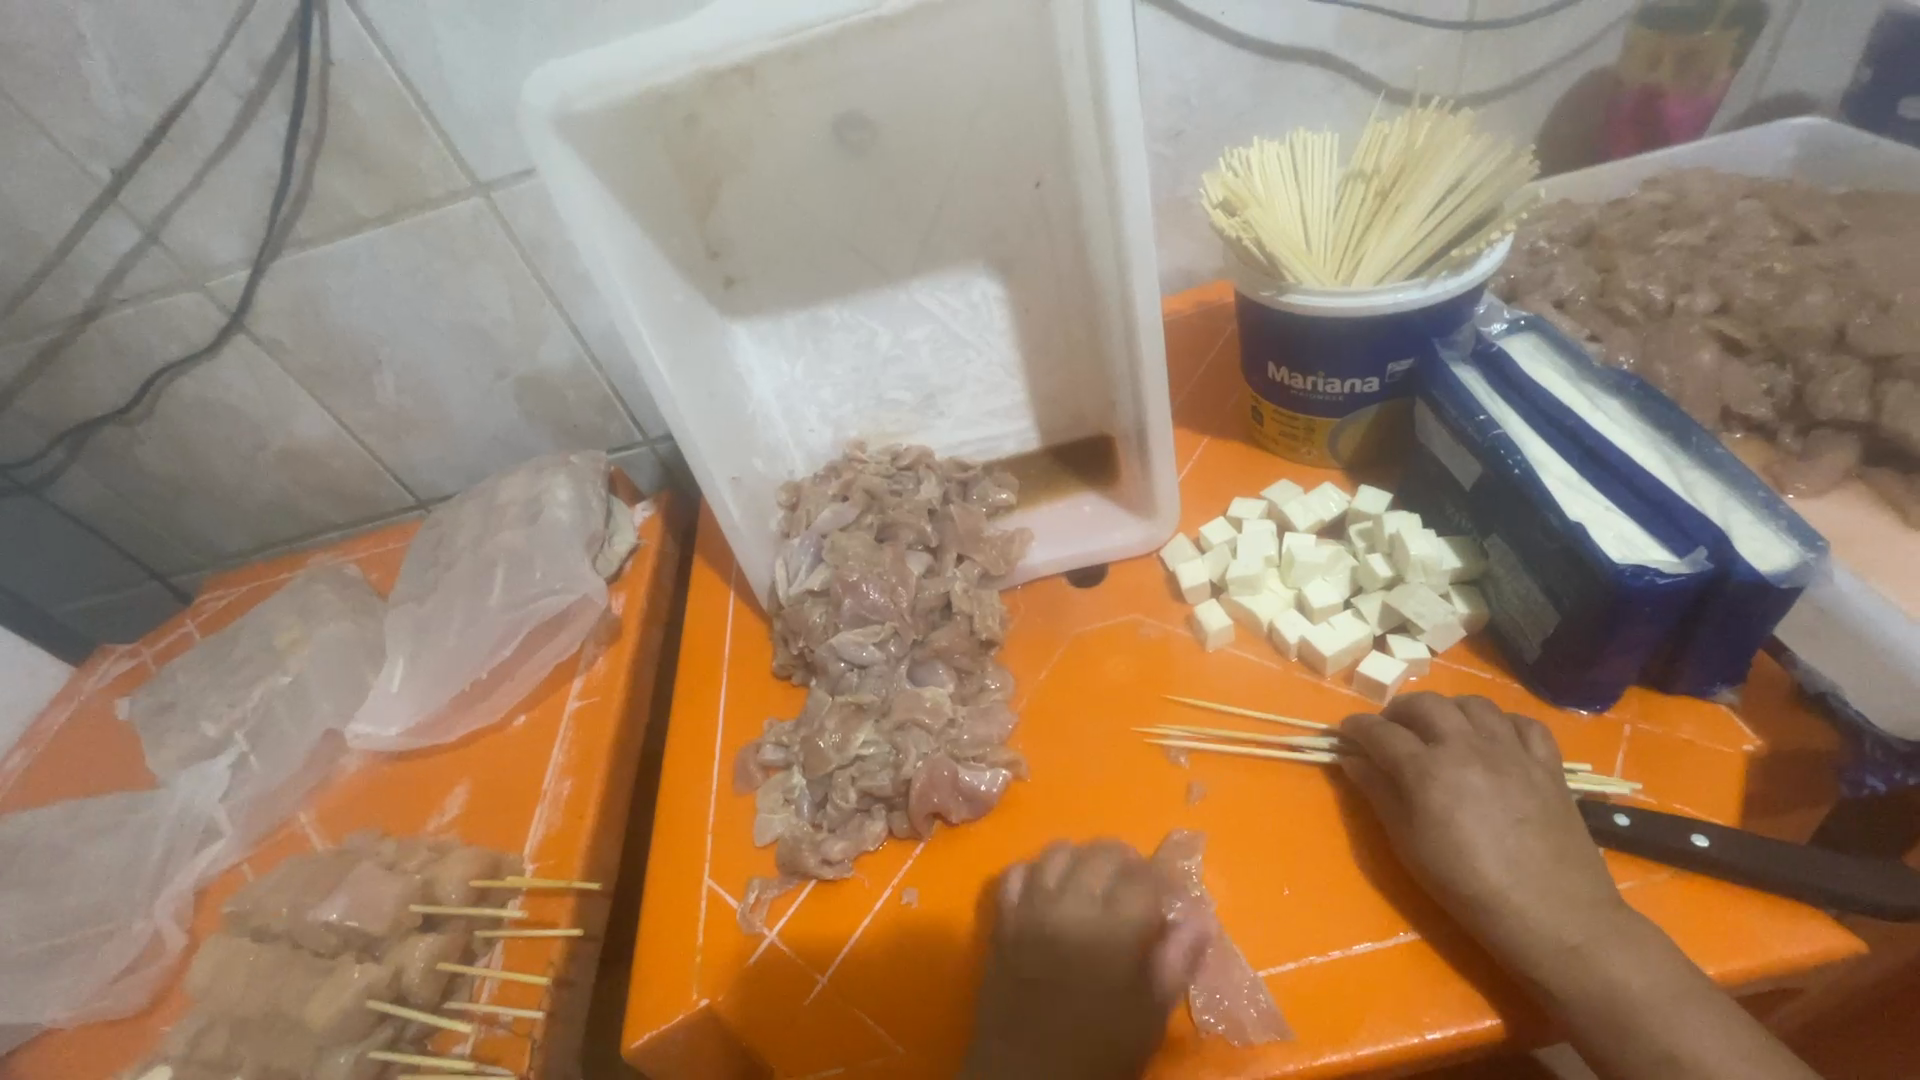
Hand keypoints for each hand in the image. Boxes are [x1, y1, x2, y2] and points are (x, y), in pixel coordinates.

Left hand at [962, 839, 1211, 1079]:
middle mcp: (1069, 903)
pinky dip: (1038, 871)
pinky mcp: (1001, 918)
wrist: (1026, 1078)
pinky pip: (1017, 871)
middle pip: (1102, 851)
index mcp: (1113, 928)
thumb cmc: (1099, 1051)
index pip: (1145, 875)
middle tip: (1137, 887)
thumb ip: (1178, 958)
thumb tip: (1201, 916)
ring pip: (1058, 851)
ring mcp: (1030, 906)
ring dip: (1082, 858)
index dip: (1163, 879)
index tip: (1170, 897)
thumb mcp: (1150, 1014)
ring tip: (1094, 883)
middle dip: (1127, 862)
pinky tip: (1050, 891)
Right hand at [1339, 693, 1631, 975]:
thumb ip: (1378, 792)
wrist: (1551, 915)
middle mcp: (1467, 747)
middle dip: (1397, 711)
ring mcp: (1512, 752)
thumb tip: (1352, 760)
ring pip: (1473, 704)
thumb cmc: (1465, 884)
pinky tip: (1493, 740)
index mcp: (1427, 769)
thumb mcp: (1406, 842)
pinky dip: (1501, 723)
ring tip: (1440, 729)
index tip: (1346, 732)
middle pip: (1424, 704)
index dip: (1356, 728)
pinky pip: (1524, 723)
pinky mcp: (1548, 765)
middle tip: (1390, 730)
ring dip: (1447, 709)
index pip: (1379, 731)